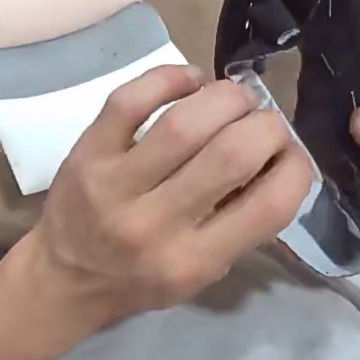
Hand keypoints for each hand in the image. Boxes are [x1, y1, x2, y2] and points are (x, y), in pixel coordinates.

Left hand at [13, 65, 314, 331]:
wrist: (62, 281)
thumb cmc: (139, 280)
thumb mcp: (201, 275)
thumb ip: (241, 225)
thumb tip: (276, 157)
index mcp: (194, 261)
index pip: (270, 205)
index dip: (297, 167)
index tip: (291, 153)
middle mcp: (156, 225)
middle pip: (232, 154)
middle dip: (267, 125)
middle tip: (265, 121)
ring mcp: (115, 185)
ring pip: (185, 122)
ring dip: (226, 98)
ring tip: (235, 99)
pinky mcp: (87, 153)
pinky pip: (130, 101)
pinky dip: (169, 78)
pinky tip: (190, 81)